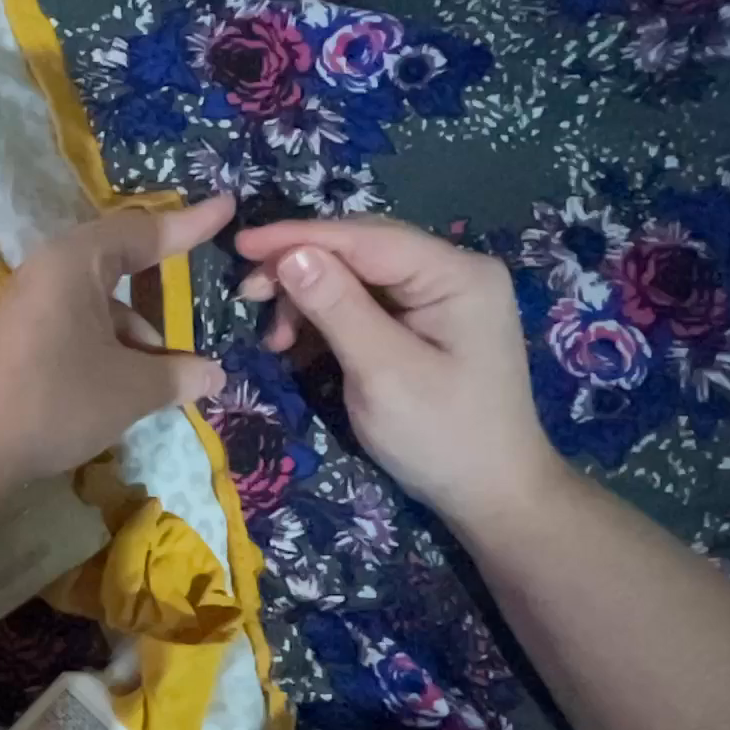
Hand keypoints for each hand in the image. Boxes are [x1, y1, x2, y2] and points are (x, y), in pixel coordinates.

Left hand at [0, 196, 234, 482]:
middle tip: (203, 299)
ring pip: (99, 305)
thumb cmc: (58, 403)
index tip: (227, 208)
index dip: (189, 225)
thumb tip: (215, 375)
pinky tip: (125, 386)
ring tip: (167, 375)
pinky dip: (106, 347)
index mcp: (74, 262)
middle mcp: (47, 272)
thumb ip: (179, 374)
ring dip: (136, 334)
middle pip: (119, 265)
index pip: (142, 231)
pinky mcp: (18, 337)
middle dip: (162, 289)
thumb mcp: (132, 389)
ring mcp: (28, 305)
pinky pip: (76, 326)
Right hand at [235, 216, 568, 524]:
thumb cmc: (440, 435)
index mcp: (455, 275)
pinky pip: (360, 306)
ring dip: (306, 300)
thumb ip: (338, 309)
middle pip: (359, 251)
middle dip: (298, 268)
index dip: (298, 238)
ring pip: (354, 278)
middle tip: (247, 296)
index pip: (365, 238)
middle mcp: (448, 274)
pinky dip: (322, 320)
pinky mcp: (419, 325)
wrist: (488, 491)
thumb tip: (292, 256)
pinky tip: (298, 346)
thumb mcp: (382, 372)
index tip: (241, 244)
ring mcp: (435, 300)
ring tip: (276, 341)